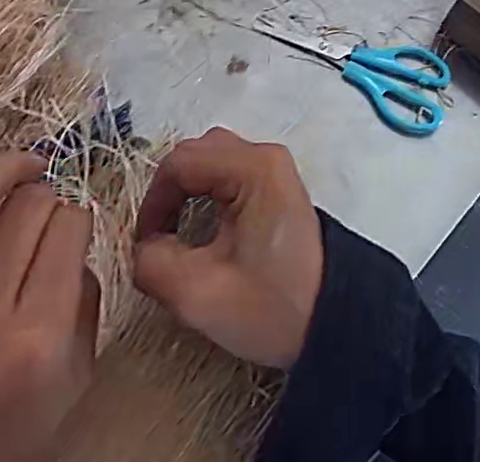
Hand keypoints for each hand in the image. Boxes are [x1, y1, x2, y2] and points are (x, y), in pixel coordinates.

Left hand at [0, 149, 99, 461]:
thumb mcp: (64, 399)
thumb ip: (81, 311)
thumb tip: (71, 242)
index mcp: (30, 347)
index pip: (65, 232)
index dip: (77, 213)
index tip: (74, 218)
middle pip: (21, 213)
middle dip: (45, 194)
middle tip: (48, 200)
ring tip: (19, 169)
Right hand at [131, 127, 322, 368]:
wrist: (340, 325)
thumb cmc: (274, 307)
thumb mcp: (201, 295)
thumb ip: (153, 266)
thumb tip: (140, 248)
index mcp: (252, 169)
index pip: (180, 163)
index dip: (154, 201)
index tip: (146, 242)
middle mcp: (264, 156)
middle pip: (195, 154)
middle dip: (169, 192)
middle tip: (160, 235)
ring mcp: (273, 168)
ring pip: (210, 159)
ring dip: (186, 189)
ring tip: (178, 229)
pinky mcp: (275, 184)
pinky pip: (227, 172)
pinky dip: (206, 191)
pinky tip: (202, 225)